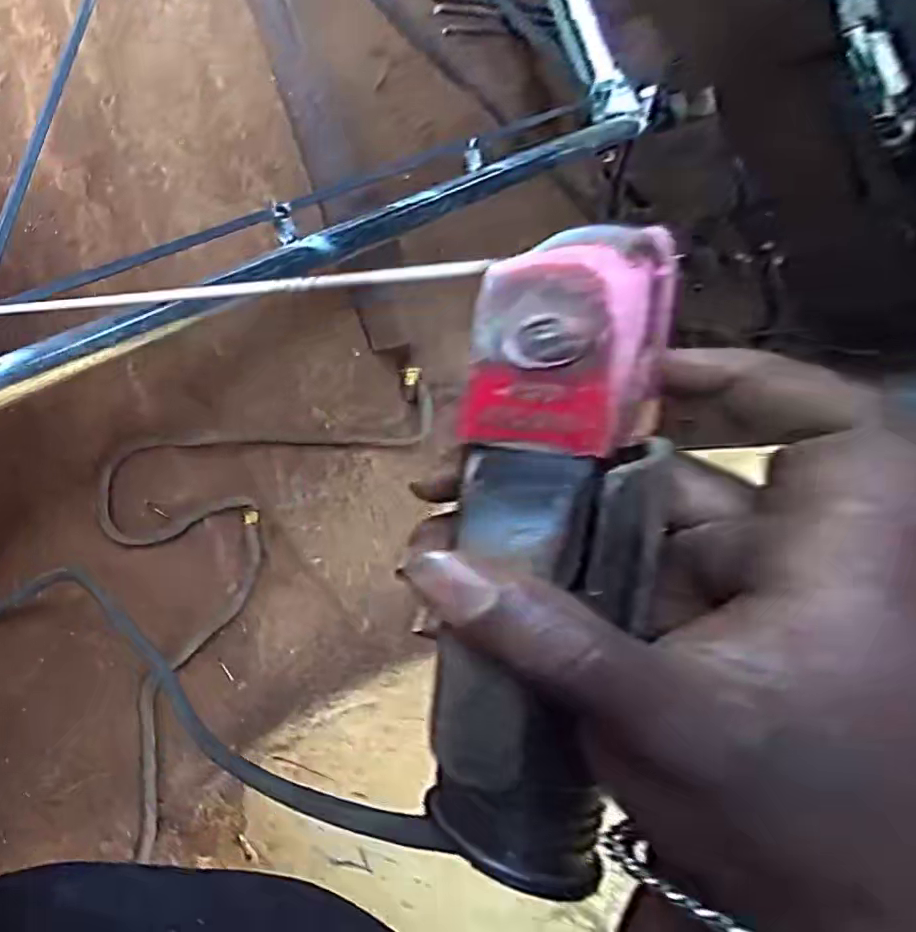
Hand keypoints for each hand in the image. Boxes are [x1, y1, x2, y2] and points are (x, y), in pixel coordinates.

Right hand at [403, 349, 915, 930]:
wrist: (806, 920)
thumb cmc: (791, 821)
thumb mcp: (663, 721)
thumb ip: (547, 638)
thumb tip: (427, 562)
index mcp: (826, 570)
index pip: (829, 434)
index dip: (740, 381)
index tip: (621, 374)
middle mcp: (761, 568)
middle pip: (651, 476)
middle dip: (538, 472)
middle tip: (442, 481)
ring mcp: (699, 602)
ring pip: (593, 532)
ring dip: (501, 534)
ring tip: (421, 551)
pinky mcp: (649, 633)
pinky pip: (569, 584)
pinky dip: (505, 585)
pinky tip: (445, 605)